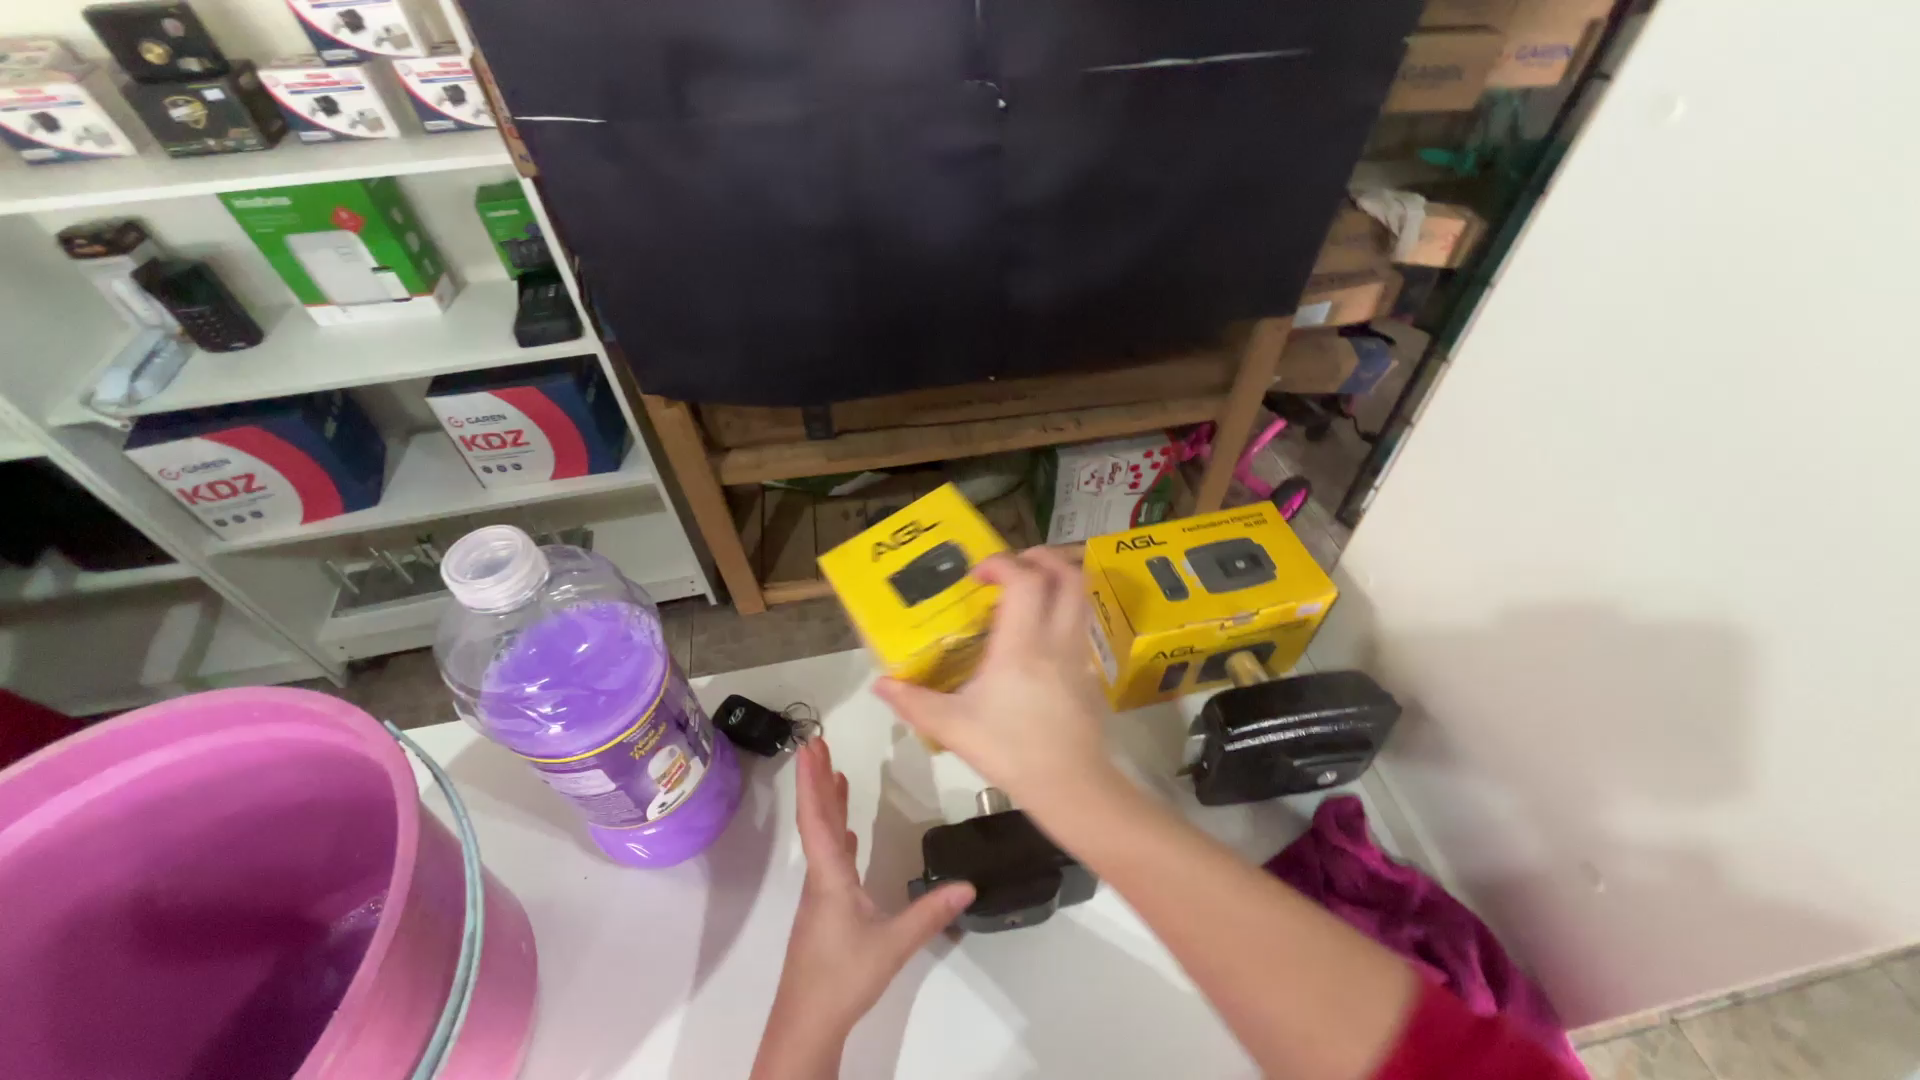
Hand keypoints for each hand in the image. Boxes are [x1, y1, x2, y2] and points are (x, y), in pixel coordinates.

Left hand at [754, 738, 973, 1076]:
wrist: (807, 1022)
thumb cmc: (843, 978)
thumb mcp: (892, 945)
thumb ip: (930, 914)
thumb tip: (969, 885)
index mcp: (830, 878)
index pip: (818, 819)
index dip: (812, 782)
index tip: (808, 749)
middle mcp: (820, 878)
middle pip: (816, 820)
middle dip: (818, 780)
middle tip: (817, 744)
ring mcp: (820, 894)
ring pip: (822, 837)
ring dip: (827, 804)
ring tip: (836, 774)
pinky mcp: (825, 909)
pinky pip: (830, 857)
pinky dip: (838, 834)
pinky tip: (849, 833)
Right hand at [875, 548, 1122, 816]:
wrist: (1071, 785)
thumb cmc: (1010, 751)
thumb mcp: (954, 728)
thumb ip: (915, 702)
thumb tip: (881, 685)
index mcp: (1021, 646)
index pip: (1025, 581)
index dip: (1002, 564)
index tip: (976, 574)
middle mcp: (1055, 640)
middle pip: (1067, 577)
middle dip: (1042, 558)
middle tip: (1014, 564)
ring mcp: (1078, 656)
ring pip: (1081, 599)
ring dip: (1057, 581)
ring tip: (1028, 589)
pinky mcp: (1088, 675)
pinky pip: (1080, 626)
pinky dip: (1063, 613)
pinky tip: (1039, 636)